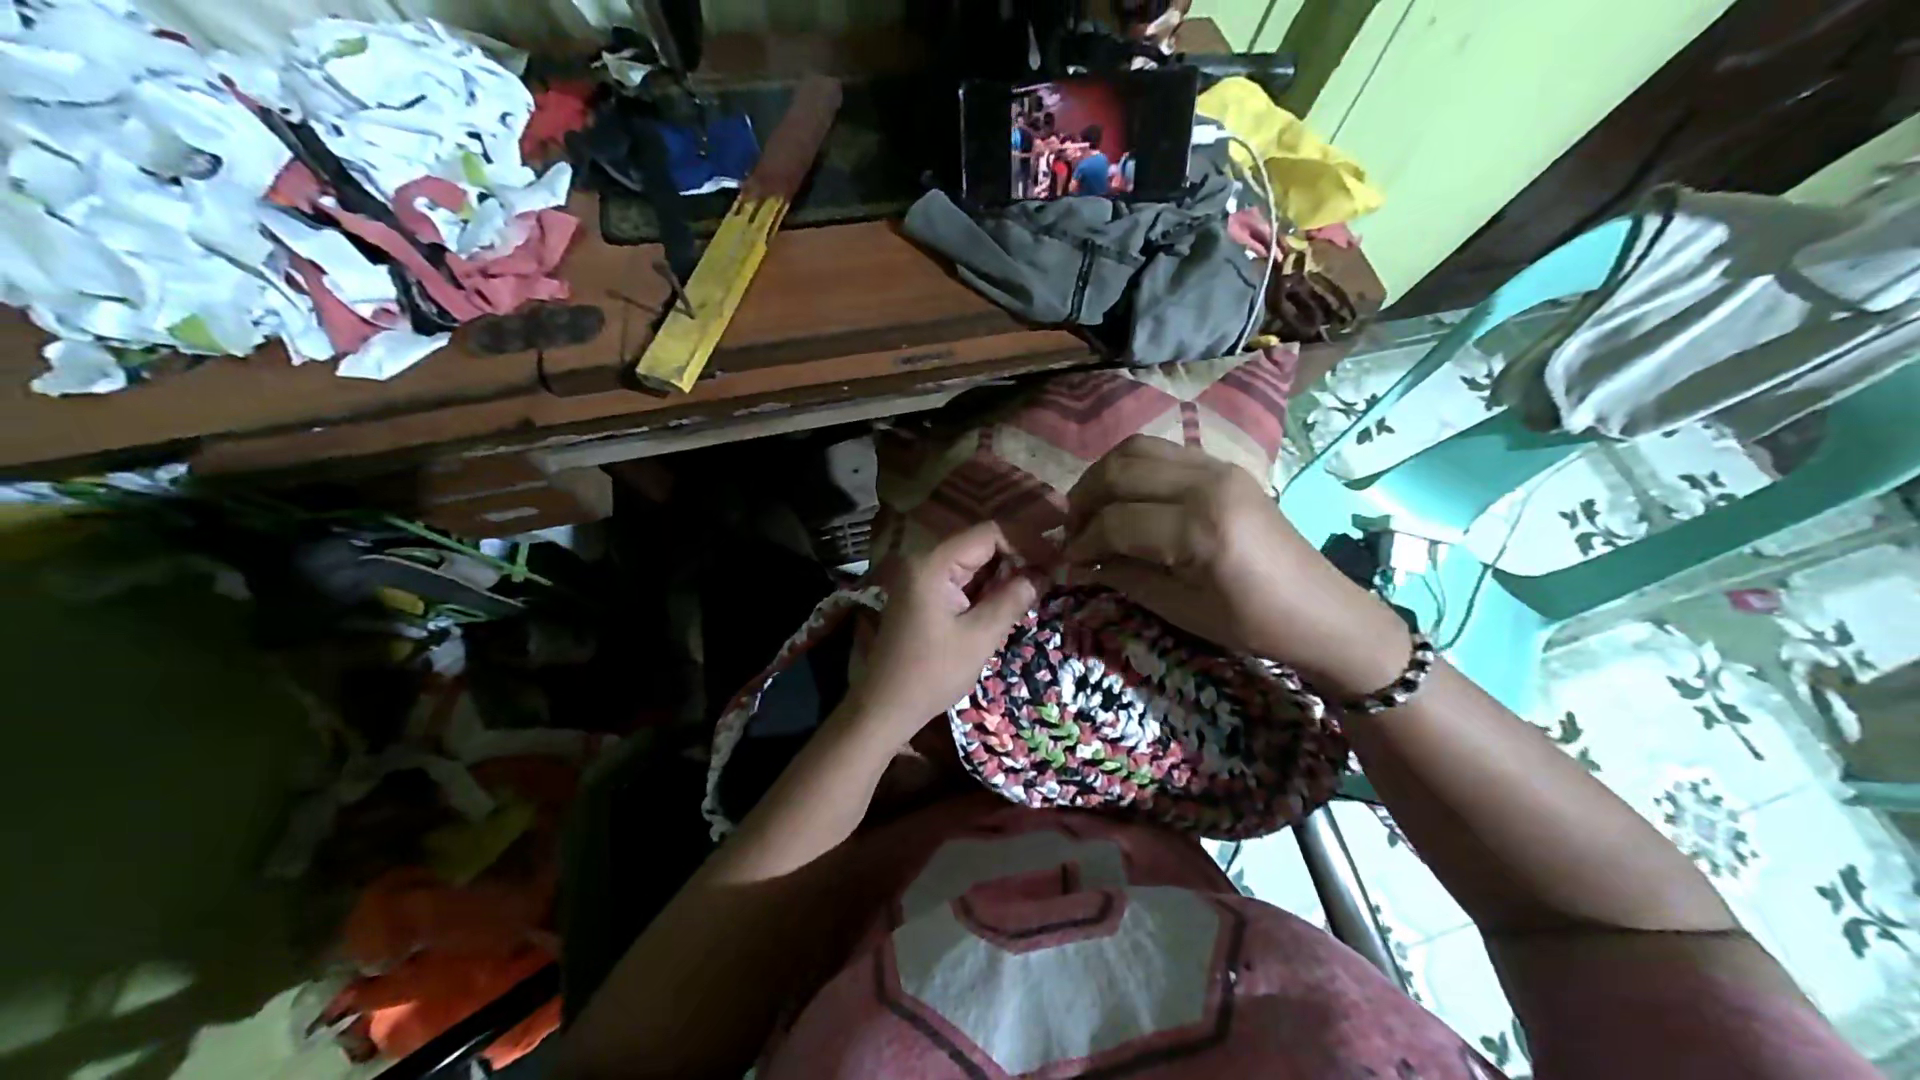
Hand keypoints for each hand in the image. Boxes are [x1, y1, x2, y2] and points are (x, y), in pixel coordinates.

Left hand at [846, 520, 1041, 743]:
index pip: (988, 534)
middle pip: (979, 545)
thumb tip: (1042, 574)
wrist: (885, 706)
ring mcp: (921, 578)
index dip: (1024, 543)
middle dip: (1016, 559)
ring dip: (1002, 575)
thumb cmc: (932, 673)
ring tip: (1036, 587)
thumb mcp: (979, 637)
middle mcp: (924, 561)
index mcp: (933, 564)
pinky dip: (985, 588)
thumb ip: (1011, 600)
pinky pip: (961, 581)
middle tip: (1049, 576)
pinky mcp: (923, 595)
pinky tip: (1008, 601)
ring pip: (972, 564)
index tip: (1052, 560)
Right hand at [1063, 435, 1408, 695]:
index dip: (1082, 541)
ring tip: (1091, 508)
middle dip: (1084, 500)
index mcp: (1199, 528)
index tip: (1067, 561)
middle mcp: (1207, 484)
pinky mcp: (1224, 466)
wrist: (1319, 610)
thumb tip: (1076, 563)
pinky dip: (1132, 468)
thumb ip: (1122, 576)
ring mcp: (1218, 468)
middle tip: (1072, 530)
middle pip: (1120, 471)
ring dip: (1104, 476)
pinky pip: (1163, 451)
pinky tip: (1124, 497)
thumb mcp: (1178, 608)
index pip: (1116, 521)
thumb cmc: (1250, 623)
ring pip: (1137, 449)